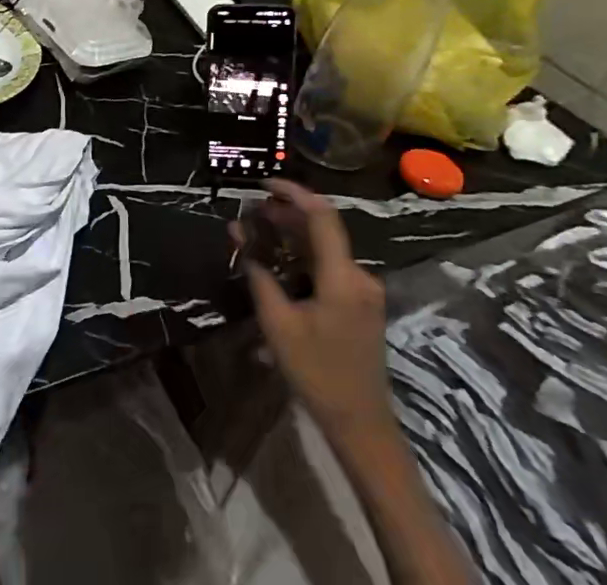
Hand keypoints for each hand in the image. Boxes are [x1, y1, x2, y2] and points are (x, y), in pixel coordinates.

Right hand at [232, 180, 394, 444]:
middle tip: (250, 212)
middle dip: (286, 215)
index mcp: (343, 276)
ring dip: (293, 237)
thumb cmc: (316, 373)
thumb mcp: (278, 326)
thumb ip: (261, 278)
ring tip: (258, 232)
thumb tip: (242, 242)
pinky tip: (280, 262)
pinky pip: (331, 267)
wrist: (359, 421)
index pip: (322, 216)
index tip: (264, 184)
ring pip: (326, 249)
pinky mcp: (361, 303)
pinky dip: (305, 258)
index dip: (294, 193)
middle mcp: (359, 275)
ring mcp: (364, 289)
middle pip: (323, 230)